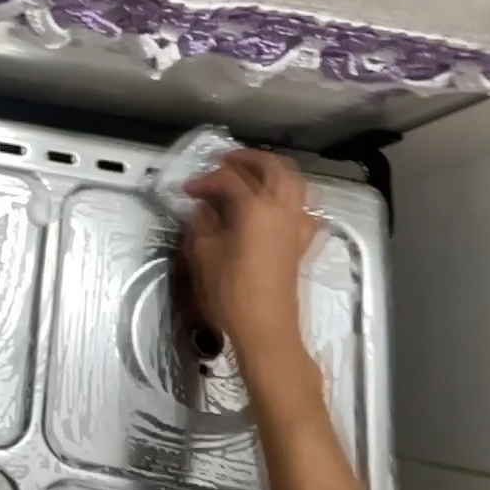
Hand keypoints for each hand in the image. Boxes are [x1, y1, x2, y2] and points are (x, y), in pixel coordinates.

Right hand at [181, 149, 318, 367]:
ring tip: (249, 175)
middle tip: (223, 162)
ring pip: (295, 182)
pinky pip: (303, 207)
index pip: (228, 179)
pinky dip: (288, 197)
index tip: (187, 189)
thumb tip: (201, 207)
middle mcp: (283, 210)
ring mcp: (297, 226)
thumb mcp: (202, 252)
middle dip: (247, 160)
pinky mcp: (302, 243)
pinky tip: (273, 206)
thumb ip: (201, 221)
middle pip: (273, 168)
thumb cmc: (230, 291)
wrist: (265, 329)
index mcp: (255, 208)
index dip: (204, 179)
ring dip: (272, 172)